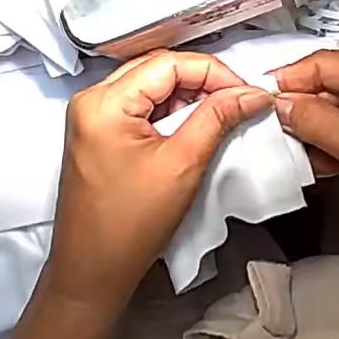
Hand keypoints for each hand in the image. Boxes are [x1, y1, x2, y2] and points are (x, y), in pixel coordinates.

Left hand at [44, 50, 271, 310]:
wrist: (91, 275)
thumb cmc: (126, 230)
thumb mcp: (182, 165)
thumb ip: (218, 118)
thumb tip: (248, 93)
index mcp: (103, 104)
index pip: (168, 63)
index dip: (212, 71)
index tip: (244, 89)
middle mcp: (91, 100)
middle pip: (158, 68)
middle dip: (201, 80)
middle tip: (236, 99)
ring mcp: (92, 114)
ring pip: (151, 82)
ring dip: (187, 94)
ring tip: (218, 114)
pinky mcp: (99, 128)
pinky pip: (141, 102)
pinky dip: (170, 109)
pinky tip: (192, 125)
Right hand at [269, 50, 338, 256]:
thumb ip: (317, 122)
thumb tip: (277, 103)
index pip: (325, 63)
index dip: (290, 78)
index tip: (257, 97)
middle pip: (327, 87)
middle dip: (299, 108)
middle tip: (265, 128)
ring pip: (332, 113)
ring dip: (310, 131)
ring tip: (285, 149)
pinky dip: (326, 148)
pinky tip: (310, 164)